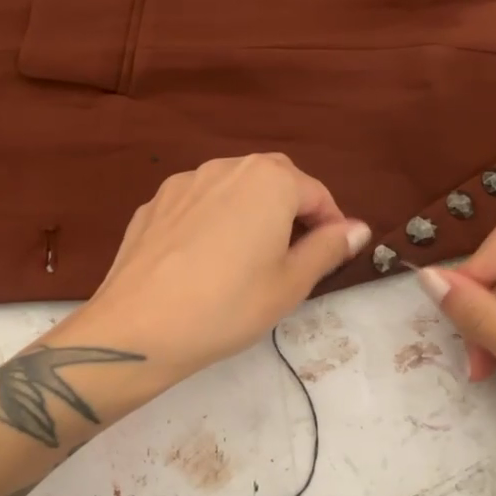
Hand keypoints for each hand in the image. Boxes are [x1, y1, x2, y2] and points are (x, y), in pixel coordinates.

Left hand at [73, 154, 369, 376]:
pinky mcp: (152, 205)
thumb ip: (328, 248)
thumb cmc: (228, 306)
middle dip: (290, 212)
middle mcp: (225, 168)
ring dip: (249, 214)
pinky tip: (203, 262)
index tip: (330, 260)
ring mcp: (182, 183)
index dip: (331, 226)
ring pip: (231, 190)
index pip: (317, 194)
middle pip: (273, 181)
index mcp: (268, 180)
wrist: (138, 327)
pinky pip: (196, 206)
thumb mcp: (290, 283)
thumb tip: (357, 227)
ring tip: (246, 261)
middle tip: (291, 259)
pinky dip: (212, 223)